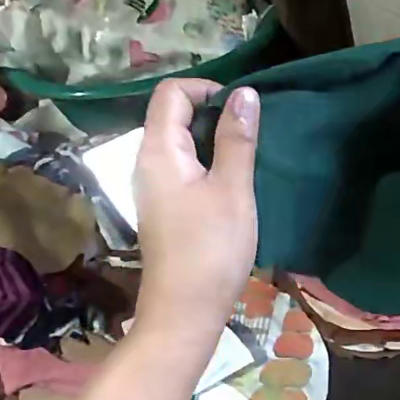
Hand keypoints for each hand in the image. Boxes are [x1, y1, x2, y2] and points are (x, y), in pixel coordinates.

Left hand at [133, 79, 259, 337]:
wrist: (185, 310)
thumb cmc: (211, 248)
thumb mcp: (232, 189)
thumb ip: (237, 139)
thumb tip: (245, 93)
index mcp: (159, 151)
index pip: (171, 92)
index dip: (207, 88)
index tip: (242, 109)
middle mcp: (147, 162)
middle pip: (172, 114)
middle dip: (213, 112)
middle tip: (252, 132)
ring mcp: (154, 186)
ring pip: (180, 142)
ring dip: (214, 139)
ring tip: (247, 155)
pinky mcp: (164, 205)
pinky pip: (183, 166)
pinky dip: (208, 162)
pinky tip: (232, 181)